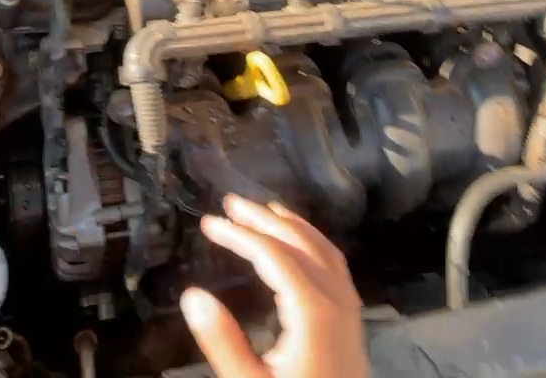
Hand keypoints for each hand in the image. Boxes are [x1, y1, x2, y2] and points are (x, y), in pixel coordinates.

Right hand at [180, 195, 368, 377]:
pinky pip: (334, 265)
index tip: (208, 224)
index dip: (239, 233)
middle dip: (264, 219)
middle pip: (300, 242)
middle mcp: (338, 300)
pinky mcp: (353, 324)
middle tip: (230, 203)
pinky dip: (312, 243)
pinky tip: (299, 246)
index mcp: (314, 311)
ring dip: (291, 225)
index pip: (273, 254)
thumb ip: (223, 343)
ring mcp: (350, 311)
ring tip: (263, 210)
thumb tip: (192, 295)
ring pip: (323, 249)